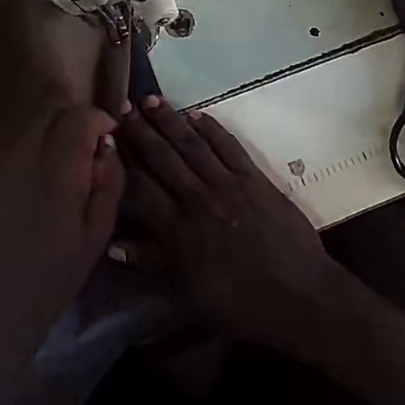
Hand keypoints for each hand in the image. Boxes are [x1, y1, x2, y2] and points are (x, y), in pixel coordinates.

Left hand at [0, 104, 125, 331]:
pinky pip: (2, 149)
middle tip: (84, 153)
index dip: (98, 120)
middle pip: (50, 115)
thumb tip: (107, 143)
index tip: (106, 138)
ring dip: (47, 137)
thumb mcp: (98, 232)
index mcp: (58, 173)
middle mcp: (21, 160)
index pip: (78, 118)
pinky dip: (22, 154)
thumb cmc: (53, 277)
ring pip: (25, 128)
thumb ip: (109, 181)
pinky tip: (26, 185)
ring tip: (57, 169)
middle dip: (73, 126)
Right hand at [117, 97, 360, 349]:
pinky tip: (196, 113)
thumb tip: (115, 244)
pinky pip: (229, 147)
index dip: (123, 160)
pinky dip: (212, 129)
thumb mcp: (188, 292)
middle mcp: (199, 200)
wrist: (298, 295)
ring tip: (152, 101)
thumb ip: (153, 264)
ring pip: (193, 146)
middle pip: (164, 159)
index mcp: (178, 231)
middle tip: (122, 106)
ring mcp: (229, 185)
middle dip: (141, 131)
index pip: (141, 187)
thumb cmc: (240, 303)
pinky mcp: (256, 178)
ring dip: (172, 121)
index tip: (107, 137)